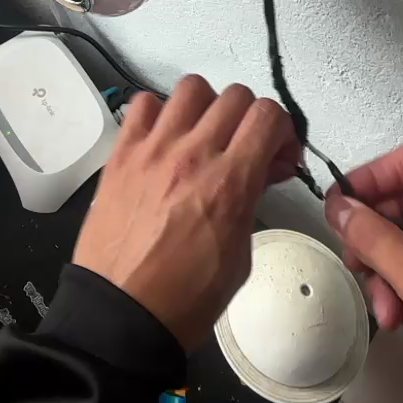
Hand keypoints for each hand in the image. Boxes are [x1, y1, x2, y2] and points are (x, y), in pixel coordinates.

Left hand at [72, 75, 300, 348]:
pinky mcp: (122, 152)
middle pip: (236, 95)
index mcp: (229, 183)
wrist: (120, 316)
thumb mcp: (239, 255)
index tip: (277, 150)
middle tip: (245, 144)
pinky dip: (159, 113)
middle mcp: (193, 155)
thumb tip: (263, 166)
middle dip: (250, 117)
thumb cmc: (183, 298)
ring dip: (207, 106)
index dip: (282, 129)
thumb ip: (252, 199)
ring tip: (203, 134)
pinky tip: (163, 138)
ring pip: (192, 86)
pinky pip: (144, 103)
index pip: (268, 115)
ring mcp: (154, 148)